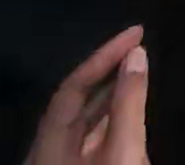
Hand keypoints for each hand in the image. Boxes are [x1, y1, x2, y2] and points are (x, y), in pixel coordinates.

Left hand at [27, 26, 148, 164]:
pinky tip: (131, 114)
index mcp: (46, 146)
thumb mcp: (123, 151)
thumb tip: (136, 53)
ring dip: (112, 96)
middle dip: (109, 72)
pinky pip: (90, 142)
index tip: (137, 32)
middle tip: (138, 47)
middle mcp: (45, 155)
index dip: (105, 55)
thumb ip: (129, 102)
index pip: (73, 86)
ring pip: (84, 124)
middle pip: (76, 103)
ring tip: (139, 71)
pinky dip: (112, 121)